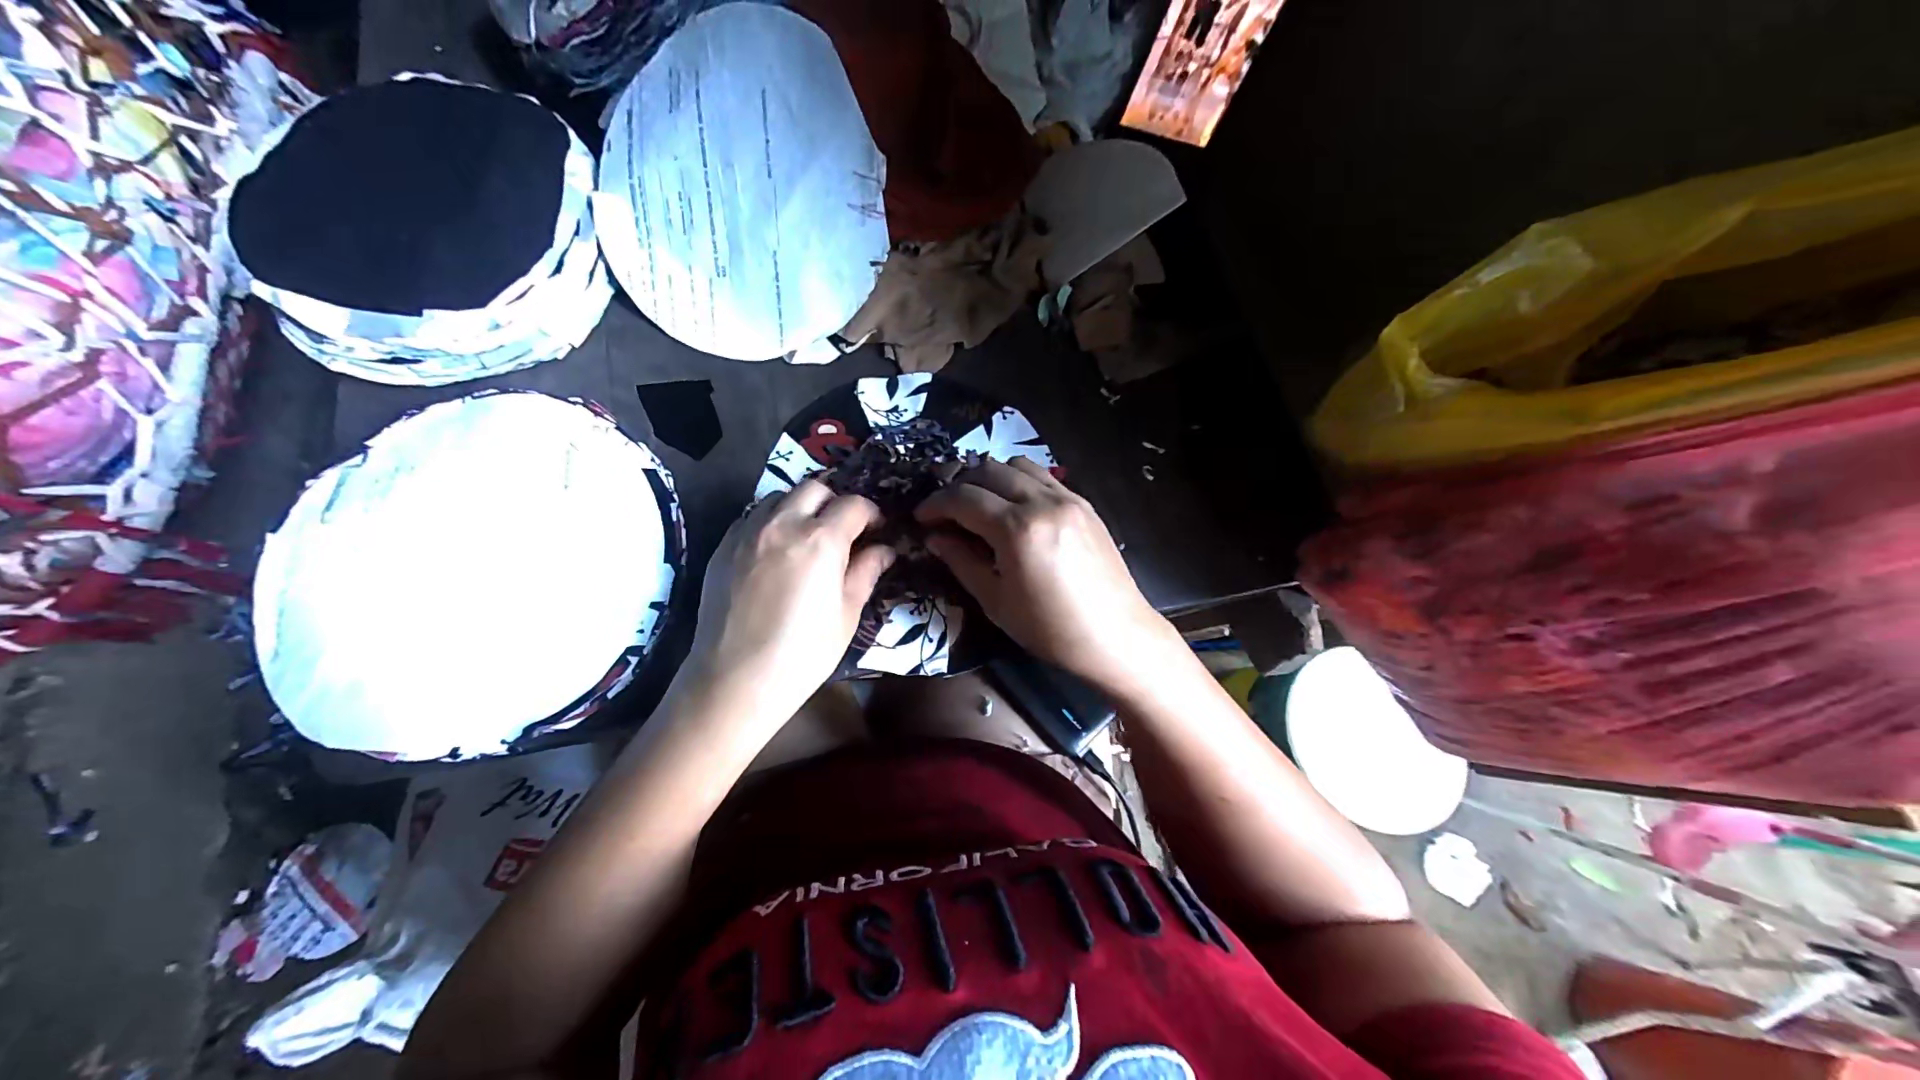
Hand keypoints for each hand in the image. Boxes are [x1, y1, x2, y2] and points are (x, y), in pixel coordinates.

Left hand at [687, 479, 893, 722]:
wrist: (736, 680)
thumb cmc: (803, 654)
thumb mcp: (846, 615)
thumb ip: (865, 572)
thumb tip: (883, 550)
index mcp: (821, 540)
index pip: (854, 505)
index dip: (871, 514)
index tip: (876, 530)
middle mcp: (783, 524)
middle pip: (815, 489)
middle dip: (834, 503)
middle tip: (842, 531)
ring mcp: (748, 532)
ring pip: (779, 497)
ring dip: (799, 508)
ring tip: (806, 537)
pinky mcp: (723, 547)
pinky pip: (751, 517)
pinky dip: (770, 523)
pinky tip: (775, 552)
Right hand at [915, 458, 1176, 693]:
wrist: (1116, 636)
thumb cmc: (1050, 629)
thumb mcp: (996, 602)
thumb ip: (962, 561)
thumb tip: (935, 537)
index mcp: (1017, 530)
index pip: (963, 498)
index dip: (935, 504)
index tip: (921, 517)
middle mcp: (1042, 502)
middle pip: (987, 471)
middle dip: (958, 486)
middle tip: (945, 511)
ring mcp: (1067, 498)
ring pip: (1016, 465)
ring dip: (989, 478)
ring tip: (978, 505)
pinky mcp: (1084, 504)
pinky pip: (1043, 477)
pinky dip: (1019, 482)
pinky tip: (1012, 507)